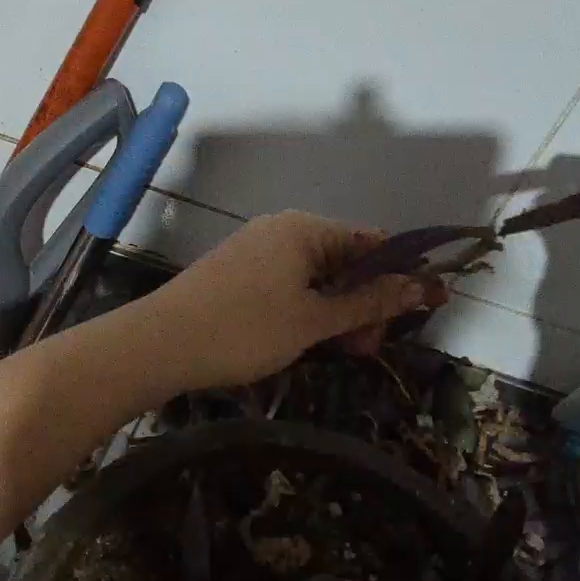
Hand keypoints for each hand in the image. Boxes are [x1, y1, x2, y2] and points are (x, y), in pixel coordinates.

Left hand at [141, 210, 444, 389]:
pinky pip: (288, 286)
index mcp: (304, 228)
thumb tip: (422, 287)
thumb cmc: (243, 329)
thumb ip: (368, 302)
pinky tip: (305, 342)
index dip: (399, 277)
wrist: (158, 344)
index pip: (371, 242)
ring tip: (340, 352)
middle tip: (366, 349)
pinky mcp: (238, 274)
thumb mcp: (313, 321)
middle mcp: (282, 230)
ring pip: (316, 279)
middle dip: (364, 303)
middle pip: (344, 261)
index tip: (417, 315)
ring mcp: (256, 251)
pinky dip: (306, 312)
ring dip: (335, 313)